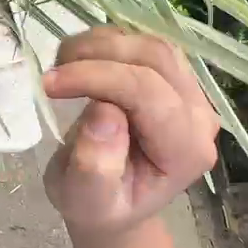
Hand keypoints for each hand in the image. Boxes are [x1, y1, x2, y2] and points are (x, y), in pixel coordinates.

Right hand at [40, 28, 219, 236]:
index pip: (147, 93)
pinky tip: (79, 63)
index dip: (97, 78)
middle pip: (155, 59)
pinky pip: (143, 41)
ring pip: (151, 44)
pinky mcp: (172, 78)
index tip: (49, 85)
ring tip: (63, 67)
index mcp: (184, 151)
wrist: (108, 202)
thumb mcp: (85, 199)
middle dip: (97, 55)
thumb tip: (103, 111)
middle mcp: (198, 117)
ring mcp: (191, 94)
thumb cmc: (95, 205)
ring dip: (101, 45)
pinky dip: (106, 42)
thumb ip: (95, 165)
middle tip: (54, 74)